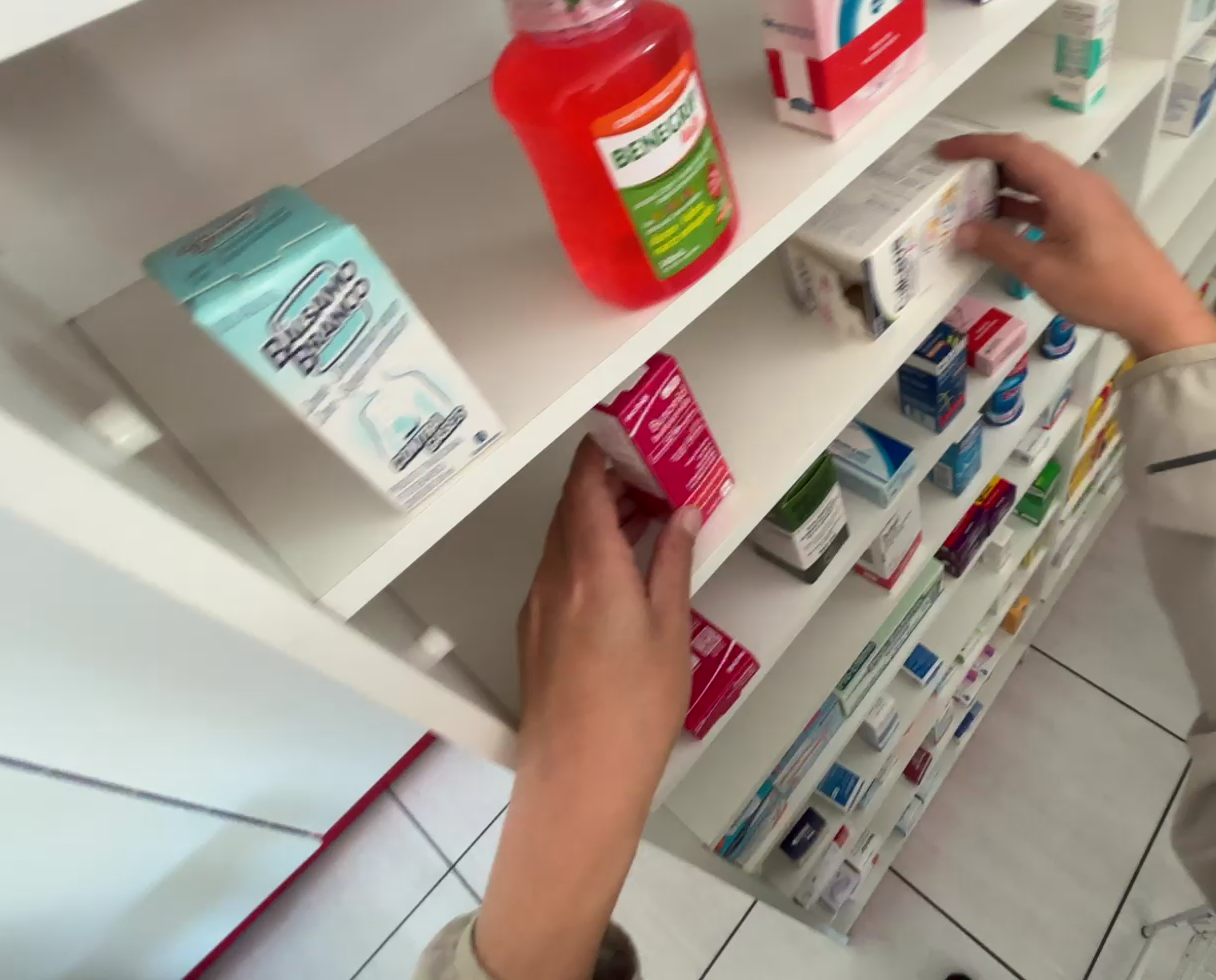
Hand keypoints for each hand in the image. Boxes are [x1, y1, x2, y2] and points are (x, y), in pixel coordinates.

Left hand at [515, 437, 695, 794]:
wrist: (579, 779)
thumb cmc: (638, 703)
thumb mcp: (670, 628)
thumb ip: (673, 563)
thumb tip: (683, 513)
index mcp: (593, 569)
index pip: (585, 490)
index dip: (595, 456)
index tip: (615, 436)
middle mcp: (555, 578)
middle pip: (568, 511)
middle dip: (599, 484)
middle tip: (642, 477)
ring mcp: (536, 608)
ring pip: (558, 542)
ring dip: (589, 518)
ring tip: (633, 519)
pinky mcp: (531, 635)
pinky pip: (553, 572)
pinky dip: (578, 552)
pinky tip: (609, 572)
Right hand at [937, 132, 1215, 357]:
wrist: (1156, 309)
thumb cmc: (1102, 288)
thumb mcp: (1042, 270)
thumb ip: (999, 246)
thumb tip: (962, 231)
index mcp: (1068, 187)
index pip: (1015, 150)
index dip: (976, 146)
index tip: (944, 152)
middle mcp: (1080, 184)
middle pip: (1027, 159)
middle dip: (987, 164)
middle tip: (952, 178)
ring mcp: (1089, 201)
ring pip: (1039, 180)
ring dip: (1004, 187)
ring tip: (969, 202)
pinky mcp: (1093, 218)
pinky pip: (1051, 200)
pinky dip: (1023, 205)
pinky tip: (1002, 224)